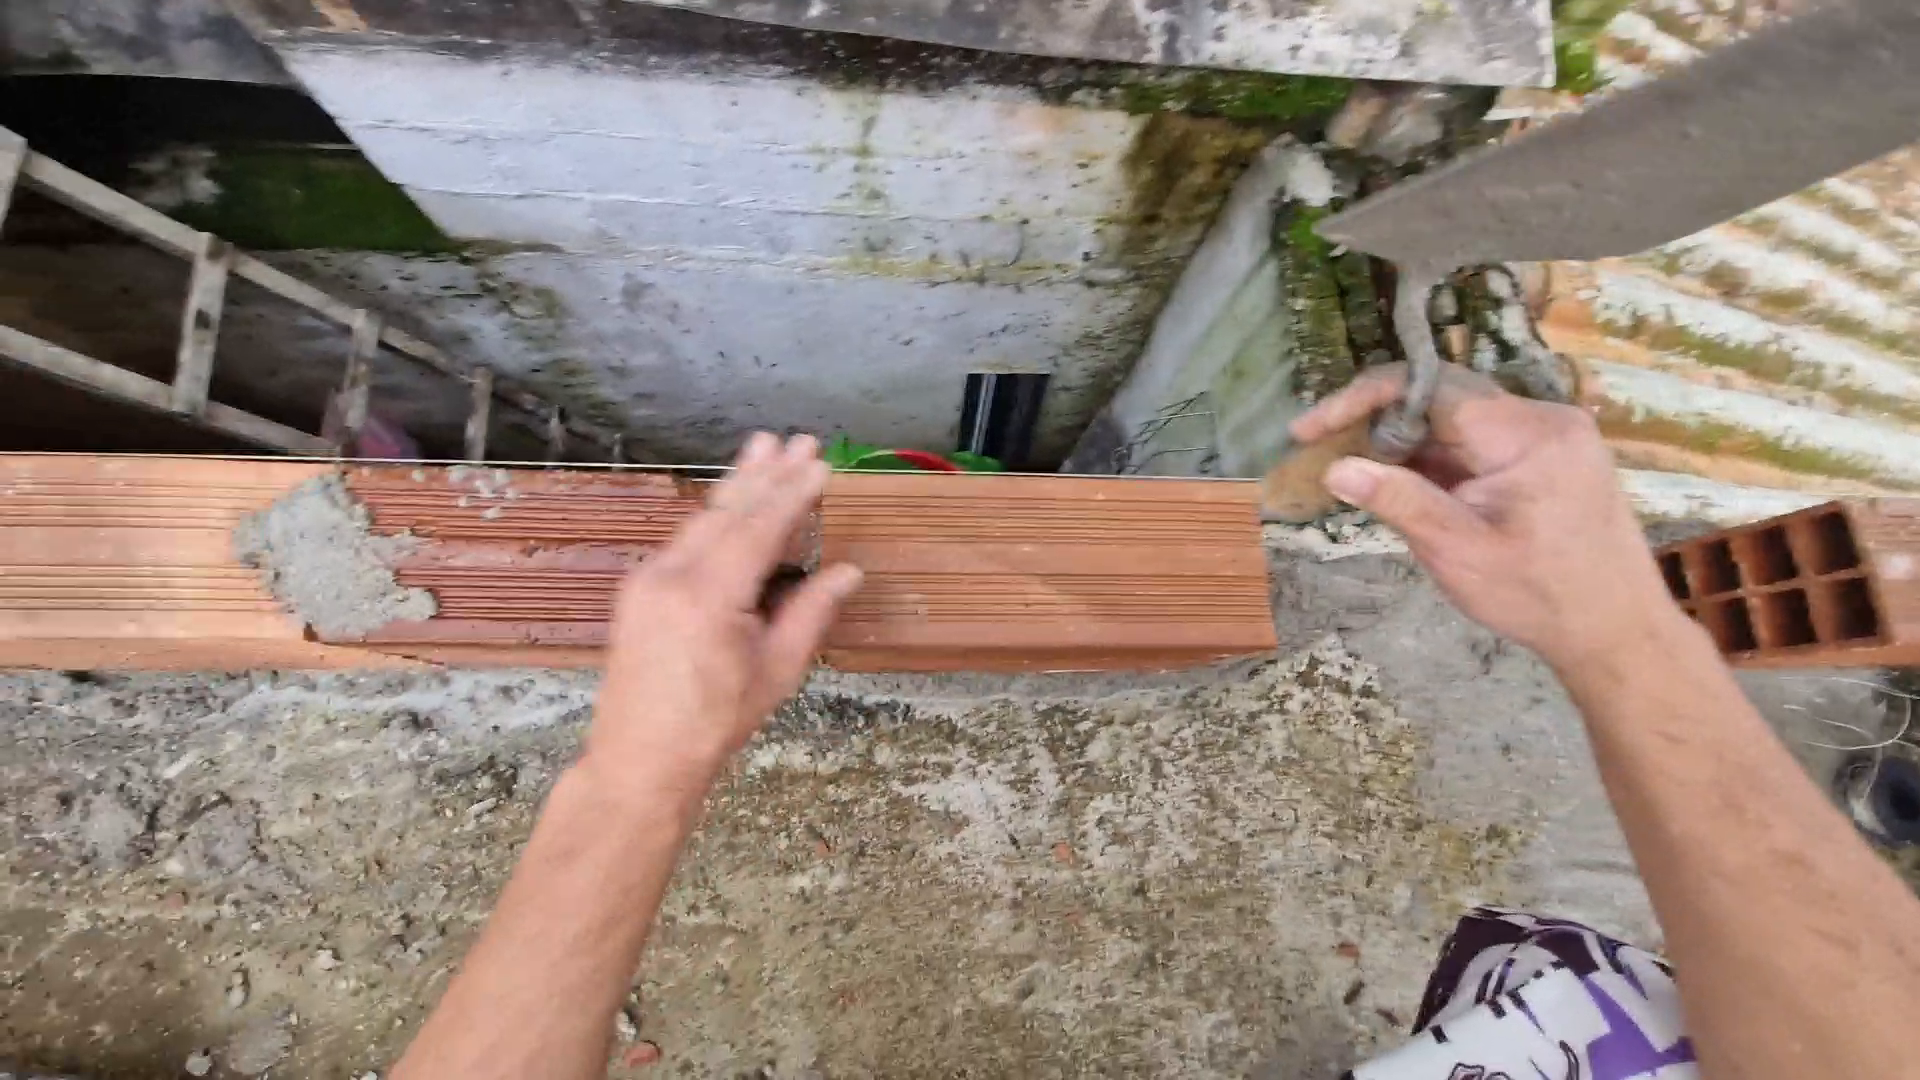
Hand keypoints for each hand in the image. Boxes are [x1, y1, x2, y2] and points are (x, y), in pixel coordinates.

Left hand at [580, 433, 862, 804]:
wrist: (640, 758)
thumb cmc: (717, 721)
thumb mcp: (778, 670)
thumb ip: (811, 612)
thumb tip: (848, 571)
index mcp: (710, 596)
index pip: (760, 529)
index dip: (792, 494)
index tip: (818, 463)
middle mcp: (672, 575)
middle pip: (727, 510)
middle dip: (763, 473)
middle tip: (793, 439)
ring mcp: (648, 579)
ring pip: (701, 520)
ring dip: (736, 486)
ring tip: (762, 450)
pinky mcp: (638, 589)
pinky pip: (684, 540)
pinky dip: (715, 516)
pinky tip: (732, 502)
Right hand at [1291, 363, 1682, 668]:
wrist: (1613, 630)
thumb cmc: (1537, 594)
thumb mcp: (1456, 549)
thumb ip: (1397, 500)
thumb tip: (1333, 468)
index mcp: (1525, 433)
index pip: (1427, 387)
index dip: (1359, 400)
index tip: (1309, 430)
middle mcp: (1538, 418)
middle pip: (1435, 395)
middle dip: (1370, 420)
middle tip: (1319, 451)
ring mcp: (1540, 436)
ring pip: (1447, 417)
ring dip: (1394, 440)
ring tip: (1347, 470)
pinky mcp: (1535, 456)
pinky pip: (1465, 440)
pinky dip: (1421, 456)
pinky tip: (1392, 481)